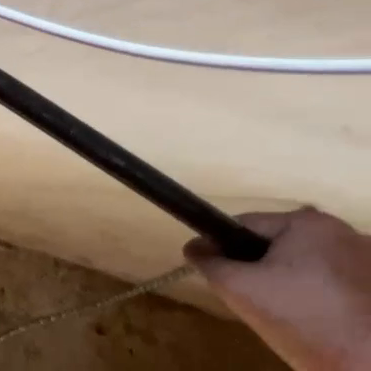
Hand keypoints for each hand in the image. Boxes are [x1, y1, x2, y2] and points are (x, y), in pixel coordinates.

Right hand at [188, 208, 370, 369]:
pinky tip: (333, 324)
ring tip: (304, 318)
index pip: (245, 226)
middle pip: (284, 247)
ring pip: (314, 267)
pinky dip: (331, 300)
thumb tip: (197, 248)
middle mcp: (349, 234)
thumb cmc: (307, 322)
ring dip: (301, 286)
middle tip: (269, 303)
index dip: (229, 251)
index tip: (234, 280)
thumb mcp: (237, 288)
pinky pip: (343, 284)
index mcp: (311, 224)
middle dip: (269, 271)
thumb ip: (206, 259)